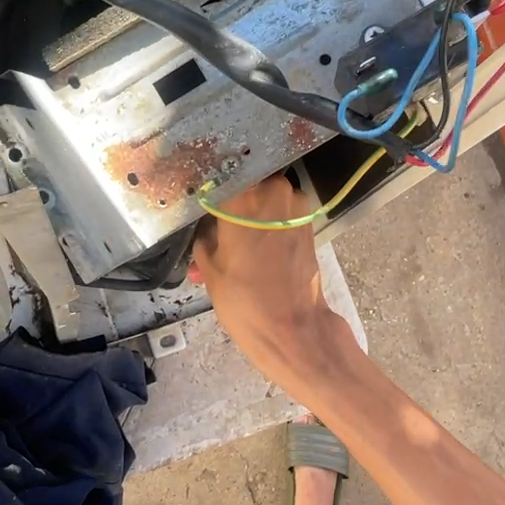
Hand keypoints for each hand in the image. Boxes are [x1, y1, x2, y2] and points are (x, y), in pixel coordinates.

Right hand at [188, 176, 353, 382]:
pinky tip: (250, 248)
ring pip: (264, 200)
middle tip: (213, 223)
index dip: (207, 186)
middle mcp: (274, 191)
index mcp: (243, 197)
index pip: (219, 176)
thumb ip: (205, 239)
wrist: (293, 329)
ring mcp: (296, 206)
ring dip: (248, 216)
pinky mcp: (309, 224)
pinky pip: (280, 215)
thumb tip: (207, 230)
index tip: (196, 195)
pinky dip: (265, 227)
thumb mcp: (210, 269)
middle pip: (245, 185)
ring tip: (230, 241)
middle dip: (230, 203)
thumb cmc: (245, 300)